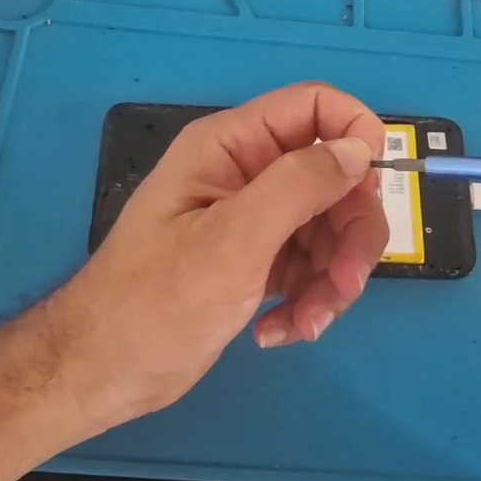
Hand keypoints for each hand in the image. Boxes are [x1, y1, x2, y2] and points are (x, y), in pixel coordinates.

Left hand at [43, 83, 389, 433]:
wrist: (105, 372)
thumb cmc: (156, 301)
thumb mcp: (233, 241)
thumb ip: (298, 185)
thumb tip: (359, 147)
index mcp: (233, 147)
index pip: (314, 107)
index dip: (355, 135)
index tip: (374, 188)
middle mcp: (249, 173)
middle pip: (335, 177)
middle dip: (350, 233)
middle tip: (346, 286)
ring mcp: (256, 218)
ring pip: (331, 228)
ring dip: (332, 279)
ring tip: (305, 324)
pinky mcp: (260, 260)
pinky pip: (311, 265)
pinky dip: (309, 299)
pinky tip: (278, 331)